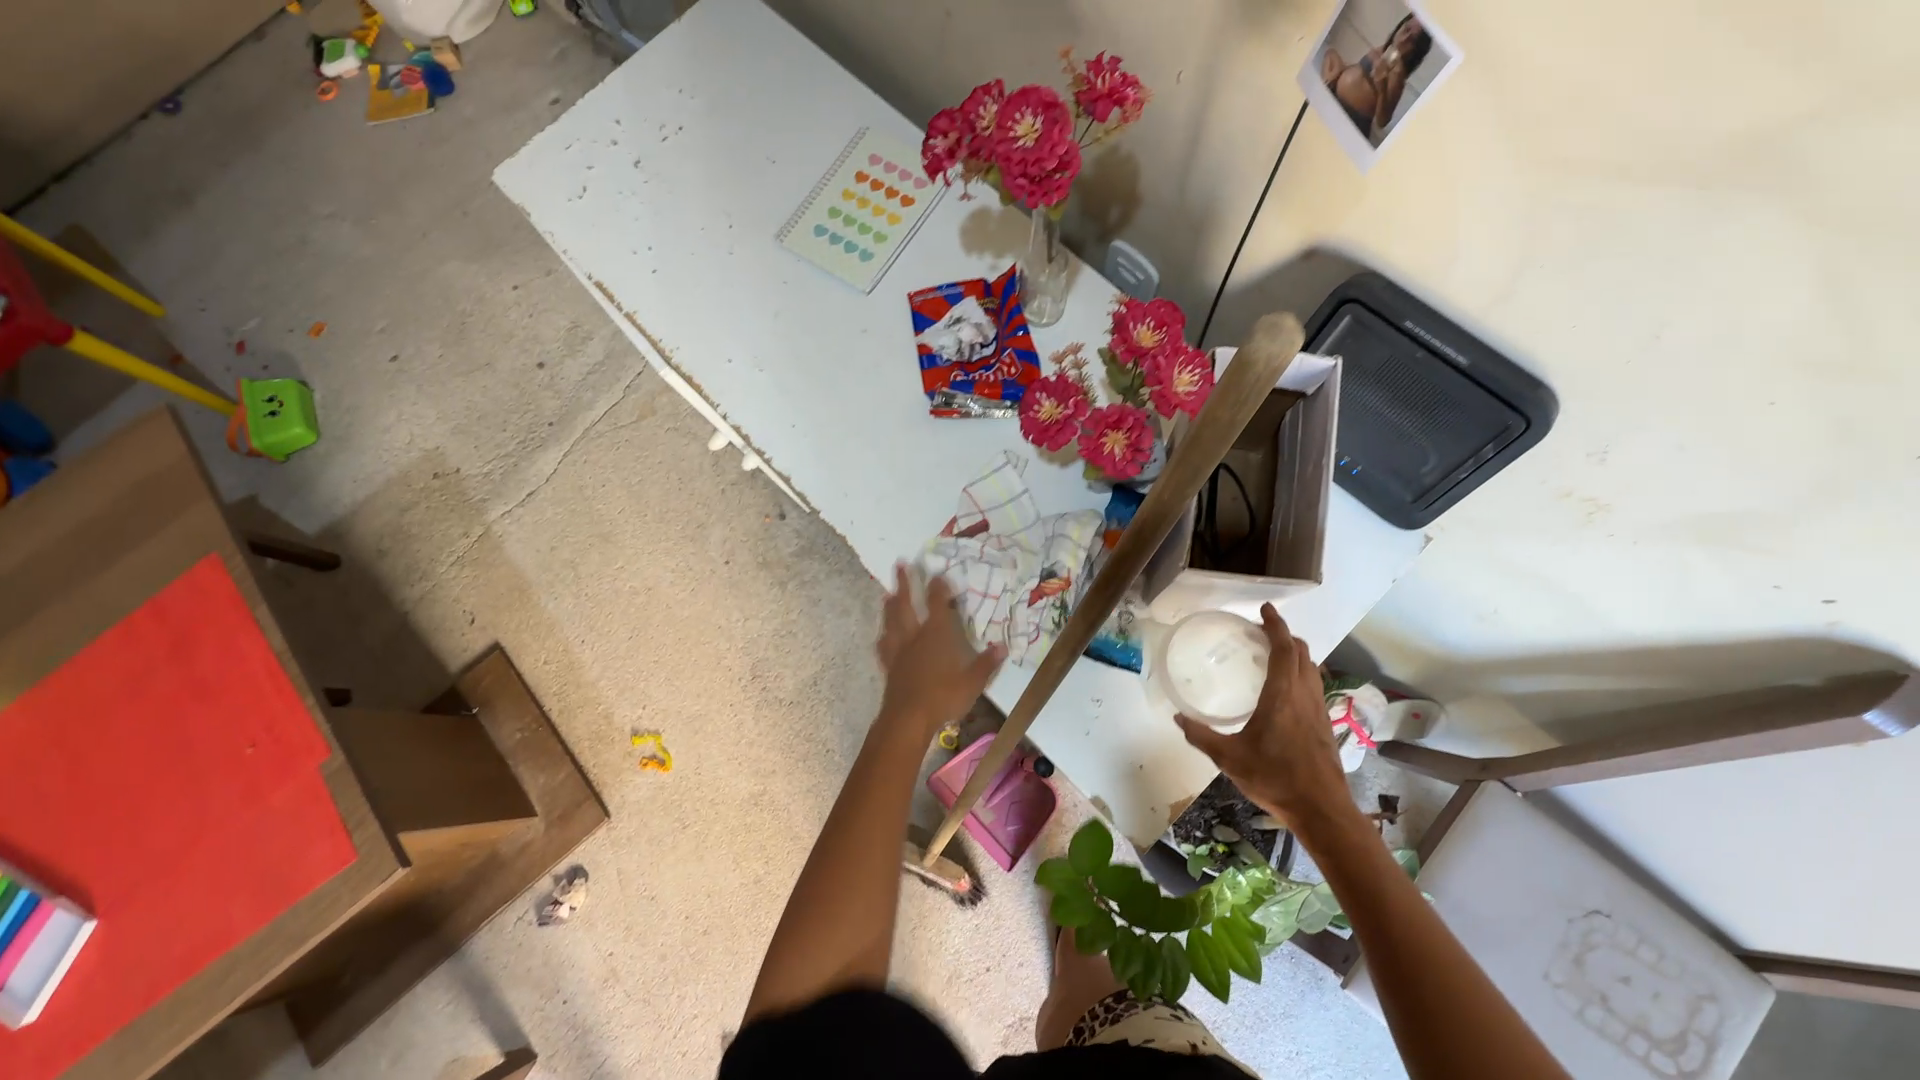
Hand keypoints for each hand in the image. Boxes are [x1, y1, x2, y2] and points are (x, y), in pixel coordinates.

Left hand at [875, 564, 1004, 735]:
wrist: (908, 718)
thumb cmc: (944, 697)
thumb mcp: (973, 682)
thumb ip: (987, 664)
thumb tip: (1003, 647)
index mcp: (937, 634)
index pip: (937, 603)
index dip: (938, 587)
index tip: (938, 574)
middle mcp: (914, 635)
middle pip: (906, 603)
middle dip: (905, 583)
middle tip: (900, 564)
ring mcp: (898, 650)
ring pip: (891, 620)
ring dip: (889, 605)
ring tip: (887, 593)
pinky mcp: (888, 666)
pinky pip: (883, 646)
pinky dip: (882, 637)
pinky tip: (881, 636)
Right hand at [1173, 604, 1355, 836]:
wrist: (1321, 808)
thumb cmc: (1274, 778)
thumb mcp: (1229, 758)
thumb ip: (1201, 736)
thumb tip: (1178, 718)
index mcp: (1282, 694)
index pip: (1284, 647)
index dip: (1275, 624)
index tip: (1265, 609)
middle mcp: (1304, 695)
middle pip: (1302, 652)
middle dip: (1284, 636)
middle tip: (1262, 633)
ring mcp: (1319, 709)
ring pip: (1312, 668)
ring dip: (1296, 654)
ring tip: (1274, 656)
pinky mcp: (1325, 724)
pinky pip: (1314, 686)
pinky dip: (1301, 674)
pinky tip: (1285, 692)